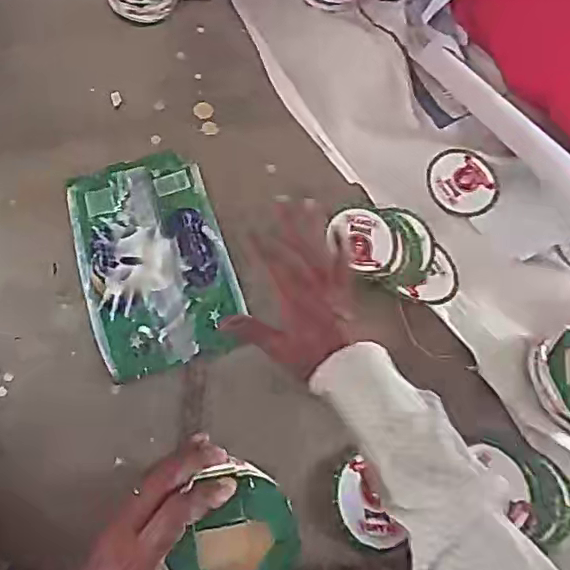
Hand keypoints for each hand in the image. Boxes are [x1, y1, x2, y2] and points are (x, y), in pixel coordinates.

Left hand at [23, 437, 239, 569]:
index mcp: (134, 561)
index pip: (172, 514)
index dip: (203, 495)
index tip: (230, 484)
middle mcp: (121, 535)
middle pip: (156, 483)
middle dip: (189, 461)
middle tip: (222, 452)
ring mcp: (111, 529)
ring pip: (146, 481)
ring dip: (176, 461)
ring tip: (204, 446)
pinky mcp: (108, 530)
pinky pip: (140, 490)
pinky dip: (163, 473)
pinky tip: (177, 470)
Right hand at [221, 202, 370, 381]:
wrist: (346, 367)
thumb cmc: (311, 359)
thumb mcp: (277, 348)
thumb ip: (252, 331)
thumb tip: (224, 323)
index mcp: (293, 297)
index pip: (274, 264)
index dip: (261, 246)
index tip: (250, 230)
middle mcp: (313, 285)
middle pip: (298, 249)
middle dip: (287, 224)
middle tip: (279, 202)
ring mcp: (331, 286)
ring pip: (320, 249)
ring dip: (313, 226)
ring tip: (307, 204)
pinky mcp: (346, 290)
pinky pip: (345, 264)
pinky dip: (341, 246)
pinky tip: (339, 230)